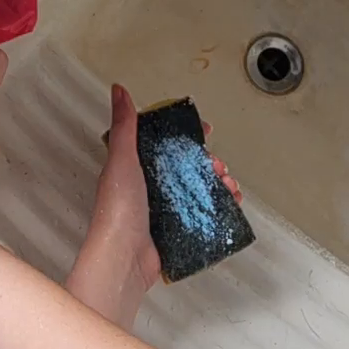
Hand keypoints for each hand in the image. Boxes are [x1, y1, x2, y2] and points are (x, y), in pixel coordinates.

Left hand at [67, 85, 239, 327]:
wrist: (123, 258)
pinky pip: (200, 215)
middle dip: (208, 162)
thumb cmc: (117, 209)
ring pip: (196, 189)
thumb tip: (119, 91)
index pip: (164, 142)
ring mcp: (162, 210)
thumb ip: (124, 126)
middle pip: (185, 166)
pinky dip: (218, 208)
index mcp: (134, 166)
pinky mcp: (174, 231)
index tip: (206, 130)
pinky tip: (230, 204)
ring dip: (217, 184)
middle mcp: (148, 186)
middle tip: (220, 166)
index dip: (186, 134)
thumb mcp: (122, 160)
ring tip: (230, 184)